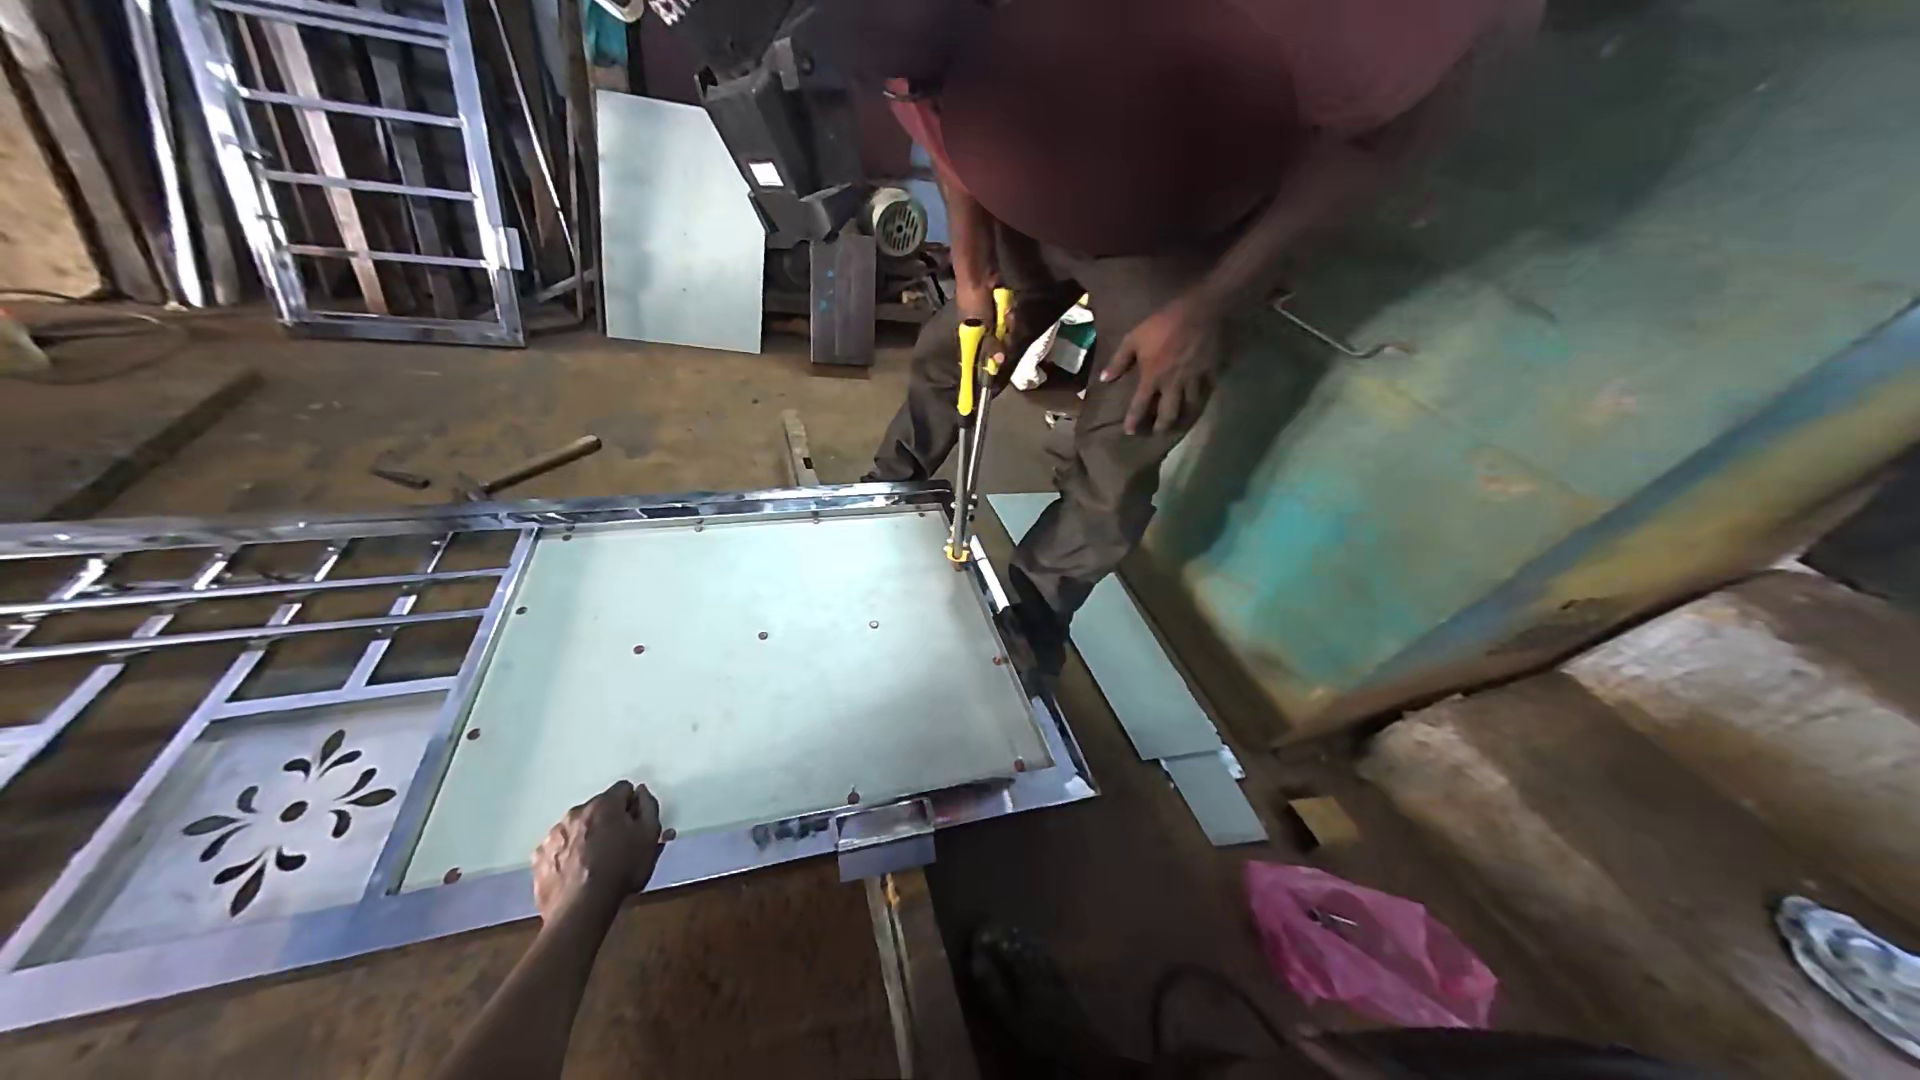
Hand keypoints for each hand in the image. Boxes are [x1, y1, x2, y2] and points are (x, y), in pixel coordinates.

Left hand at [531, 779, 668, 921]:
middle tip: (619, 845)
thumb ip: (649, 806)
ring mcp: (553, 835)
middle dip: (609, 820)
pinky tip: (577, 871)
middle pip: (598, 807)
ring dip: (587, 836)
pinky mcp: (540, 858)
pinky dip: (568, 853)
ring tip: (596, 862)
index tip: (636, 825)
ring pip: (577, 827)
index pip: (623, 789)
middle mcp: (575, 813)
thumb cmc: (621, 870)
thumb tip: (641, 792)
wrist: (581, 908)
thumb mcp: (650, 836)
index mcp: (604, 804)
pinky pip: (559, 847)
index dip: (633, 806)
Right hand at [958, 287, 1012, 374]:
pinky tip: (1008, 307)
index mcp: (969, 338)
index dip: (987, 363)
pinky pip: (1009, 320)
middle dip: (1003, 340)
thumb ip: (989, 344)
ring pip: (1005, 333)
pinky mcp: (999, 311)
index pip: (978, 358)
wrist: (980, 275)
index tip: (997, 365)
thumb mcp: (979, 326)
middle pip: (996, 346)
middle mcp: (980, 332)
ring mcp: (991, 321)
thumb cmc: (974, 302)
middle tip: (1004, 334)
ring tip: (1005, 314)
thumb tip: (1000, 361)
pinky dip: (1010, 314)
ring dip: (1008, 325)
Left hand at [1100, 297, 1221, 434]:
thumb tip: (1104, 380)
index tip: (1130, 432)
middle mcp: (1173, 384)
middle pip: (1168, 414)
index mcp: (1153, 377)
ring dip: (1183, 418)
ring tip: (1178, 423)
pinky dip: (1203, 399)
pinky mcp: (1212, 372)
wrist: (1201, 309)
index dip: (1134, 421)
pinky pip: (1208, 391)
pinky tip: (1199, 403)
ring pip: (1190, 408)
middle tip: (1157, 432)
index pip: (1140, 406)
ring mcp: (1194, 380)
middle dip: (1162, 427)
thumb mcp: (1134, 338)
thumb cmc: (1163, 323)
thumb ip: (1119, 360)